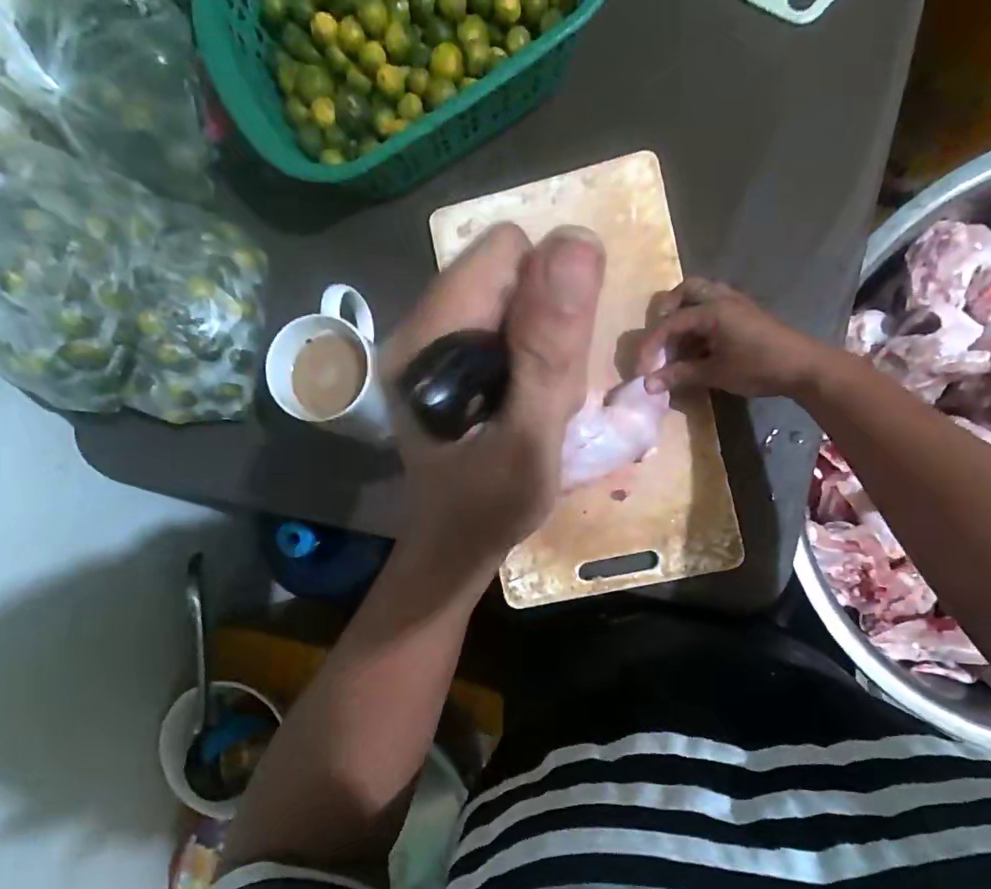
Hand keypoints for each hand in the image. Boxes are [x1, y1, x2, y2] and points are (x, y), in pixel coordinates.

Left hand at [380, 224, 605, 583]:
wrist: (453, 546)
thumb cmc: (491, 506)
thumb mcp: (531, 434)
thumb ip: (550, 345)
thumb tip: (575, 239)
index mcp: (427, 339)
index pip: (503, 252)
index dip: (546, 293)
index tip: (550, 359)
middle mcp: (416, 329)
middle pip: (505, 273)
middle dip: (543, 323)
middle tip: (539, 393)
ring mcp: (425, 345)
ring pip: (508, 300)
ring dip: (538, 345)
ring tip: (528, 405)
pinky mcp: (439, 362)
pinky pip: (500, 328)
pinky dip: (524, 359)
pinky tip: (518, 405)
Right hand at [636, 279, 841, 398]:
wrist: (804, 367)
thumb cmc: (758, 367)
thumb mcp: (714, 374)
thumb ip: (679, 376)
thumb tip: (647, 385)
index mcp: (712, 310)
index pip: (669, 322)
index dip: (650, 346)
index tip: (641, 370)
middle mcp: (722, 299)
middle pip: (685, 291)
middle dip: (666, 312)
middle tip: (659, 339)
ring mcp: (736, 304)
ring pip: (701, 296)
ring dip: (683, 316)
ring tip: (677, 345)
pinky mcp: (745, 315)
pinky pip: (714, 308)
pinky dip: (699, 323)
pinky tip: (697, 347)